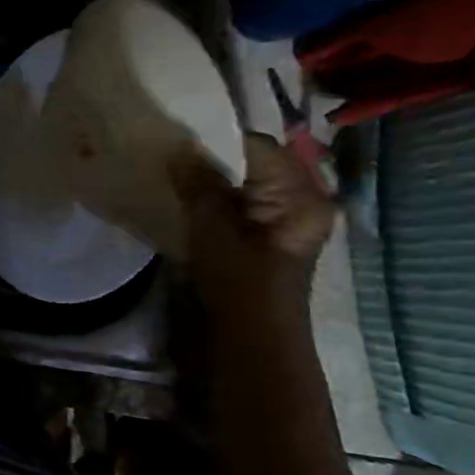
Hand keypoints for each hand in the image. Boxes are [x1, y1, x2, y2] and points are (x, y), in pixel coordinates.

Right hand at [170, 133, 334, 315]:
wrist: (253, 335)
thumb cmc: (239, 281)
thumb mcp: (212, 228)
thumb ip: (199, 185)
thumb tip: (179, 149)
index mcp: (301, 193)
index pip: (257, 146)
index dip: (215, 139)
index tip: (176, 139)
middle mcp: (303, 198)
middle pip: (253, 162)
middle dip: (212, 158)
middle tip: (171, 154)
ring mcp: (288, 217)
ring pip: (246, 181)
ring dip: (212, 178)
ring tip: (175, 174)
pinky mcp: (269, 232)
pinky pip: (243, 200)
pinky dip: (218, 196)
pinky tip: (190, 199)